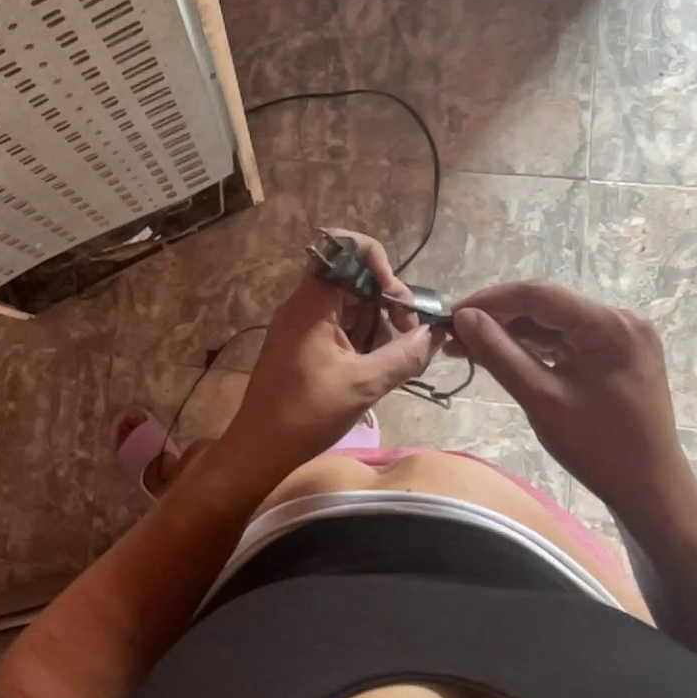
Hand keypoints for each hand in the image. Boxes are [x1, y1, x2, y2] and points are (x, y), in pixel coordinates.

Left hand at [218, 231, 440, 473]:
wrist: (260, 449)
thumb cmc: (307, 413)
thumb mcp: (364, 384)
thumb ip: (404, 355)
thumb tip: (436, 334)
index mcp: (310, 304)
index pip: (342, 248)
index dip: (376, 261)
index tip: (396, 296)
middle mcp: (303, 307)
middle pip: (352, 280)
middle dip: (386, 302)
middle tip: (410, 336)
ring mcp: (302, 327)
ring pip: (350, 307)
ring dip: (378, 326)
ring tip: (396, 359)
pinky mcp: (304, 347)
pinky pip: (340, 329)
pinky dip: (363, 341)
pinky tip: (378, 367)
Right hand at [448, 280, 696, 525]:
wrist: (650, 489)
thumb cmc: (597, 447)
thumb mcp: (540, 398)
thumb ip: (498, 352)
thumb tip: (462, 317)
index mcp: (609, 325)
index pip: (537, 295)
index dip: (488, 300)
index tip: (449, 317)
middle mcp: (620, 319)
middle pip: (545, 306)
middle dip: (496, 317)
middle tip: (452, 336)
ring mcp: (622, 336)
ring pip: (552, 322)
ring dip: (510, 332)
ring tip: (466, 347)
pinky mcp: (617, 354)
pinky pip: (566, 339)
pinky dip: (532, 347)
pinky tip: (500, 355)